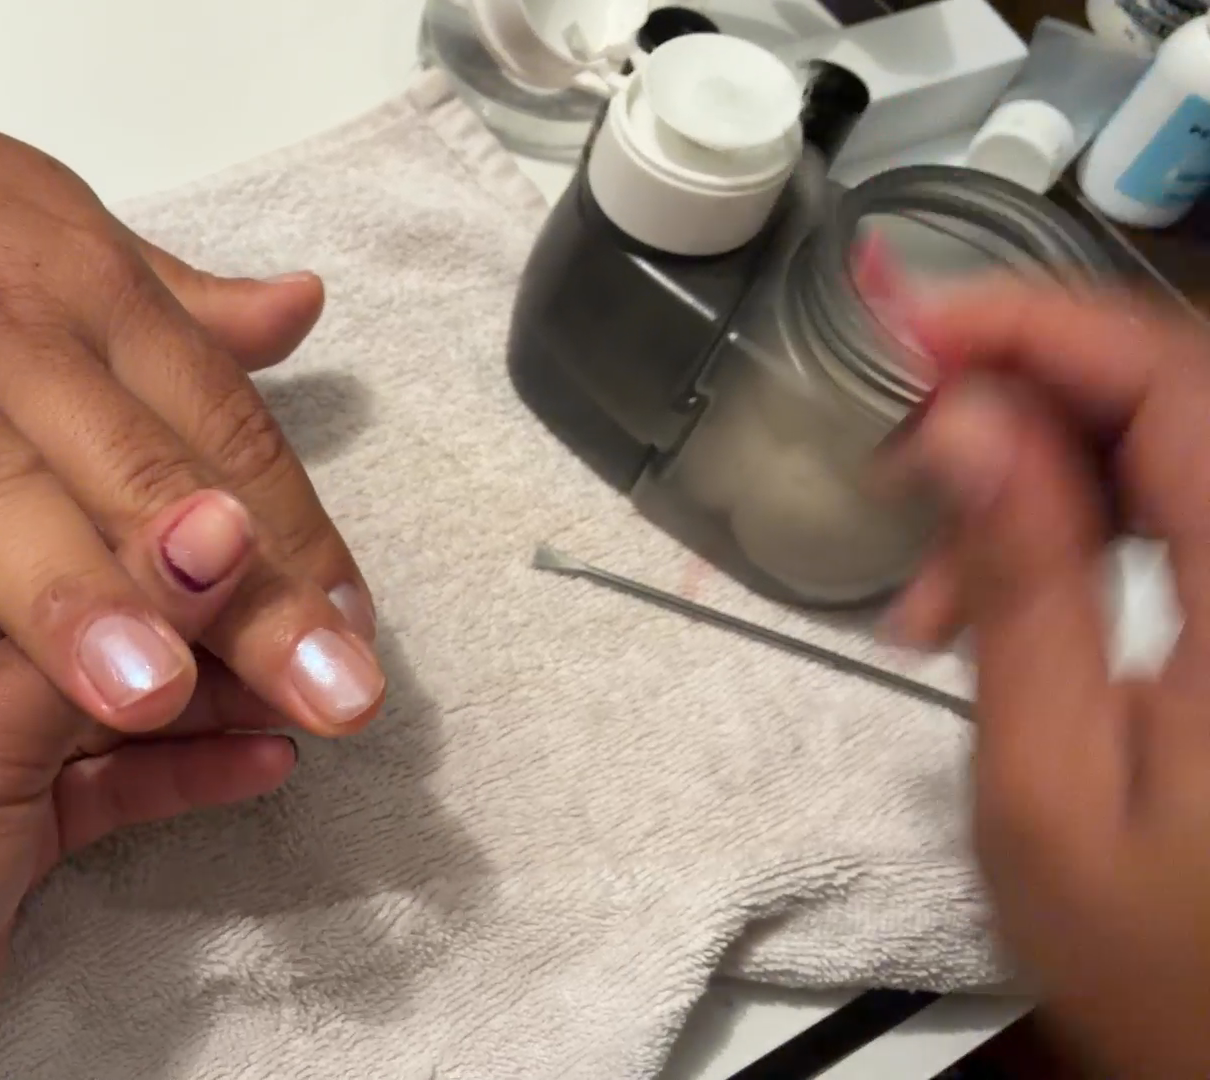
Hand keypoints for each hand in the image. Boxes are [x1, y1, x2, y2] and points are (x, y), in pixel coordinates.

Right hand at [0, 47, 382, 738]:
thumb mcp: (85, 253)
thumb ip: (191, 311)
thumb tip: (302, 305)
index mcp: (107, 300)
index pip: (229, 434)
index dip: (302, 540)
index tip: (355, 633)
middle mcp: (22, 331)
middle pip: (149, 478)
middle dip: (239, 600)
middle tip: (328, 700)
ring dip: (67, 589)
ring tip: (142, 693)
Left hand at [0, 488, 295, 1077]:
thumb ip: (117, 625)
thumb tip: (230, 514)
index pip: (73, 529)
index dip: (180, 537)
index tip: (283, 551)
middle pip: (112, 617)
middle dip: (214, 632)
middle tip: (317, 639)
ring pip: (126, 699)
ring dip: (216, 704)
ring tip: (311, 698)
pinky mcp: (22, 813)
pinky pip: (120, 775)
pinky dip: (189, 770)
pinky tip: (268, 763)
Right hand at [884, 281, 1209, 1076]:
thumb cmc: (1151, 946)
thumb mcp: (1048, 773)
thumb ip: (1023, 593)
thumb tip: (958, 433)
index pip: (1183, 385)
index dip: (1038, 326)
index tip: (898, 322)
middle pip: (1179, 396)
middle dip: (1006, 402)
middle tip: (885, 466)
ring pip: (1163, 449)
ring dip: (1016, 482)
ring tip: (918, 592)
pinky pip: (1164, 508)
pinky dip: (1056, 524)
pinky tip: (973, 601)